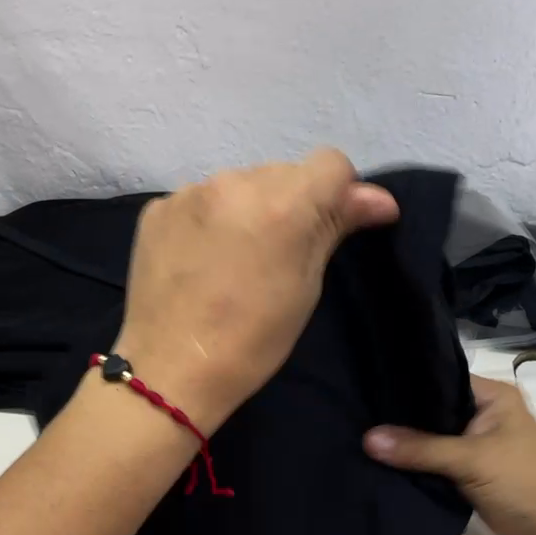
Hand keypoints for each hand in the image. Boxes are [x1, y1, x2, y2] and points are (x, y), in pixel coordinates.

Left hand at [110, 147, 398, 431]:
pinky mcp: (157, 209)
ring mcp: (190, 192)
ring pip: (240, 184)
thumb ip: (335, 229)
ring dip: (250, 209)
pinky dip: (210, 220)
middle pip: (284, 172)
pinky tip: (202, 260)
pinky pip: (201, 200)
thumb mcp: (306, 288)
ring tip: (237, 260)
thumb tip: (378, 200)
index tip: (332, 228)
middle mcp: (235, 182)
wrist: (171, 371)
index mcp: (282, 204)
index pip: (331, 164)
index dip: (340, 193)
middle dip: (292, 202)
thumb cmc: (252, 342)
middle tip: (281, 254)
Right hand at [364, 376, 535, 534]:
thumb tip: (367, 439)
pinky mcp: (468, 469)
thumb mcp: (471, 460)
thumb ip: (420, 448)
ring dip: (406, 441)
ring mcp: (476, 442)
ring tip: (360, 432)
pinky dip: (414, 461)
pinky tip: (381, 459)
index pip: (442, 378)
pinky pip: (434, 458)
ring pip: (432, 435)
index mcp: (493, 395)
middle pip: (433, 408)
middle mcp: (484, 412)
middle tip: (357, 411)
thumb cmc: (522, 483)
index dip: (407, 382)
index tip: (367, 385)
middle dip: (401, 415)